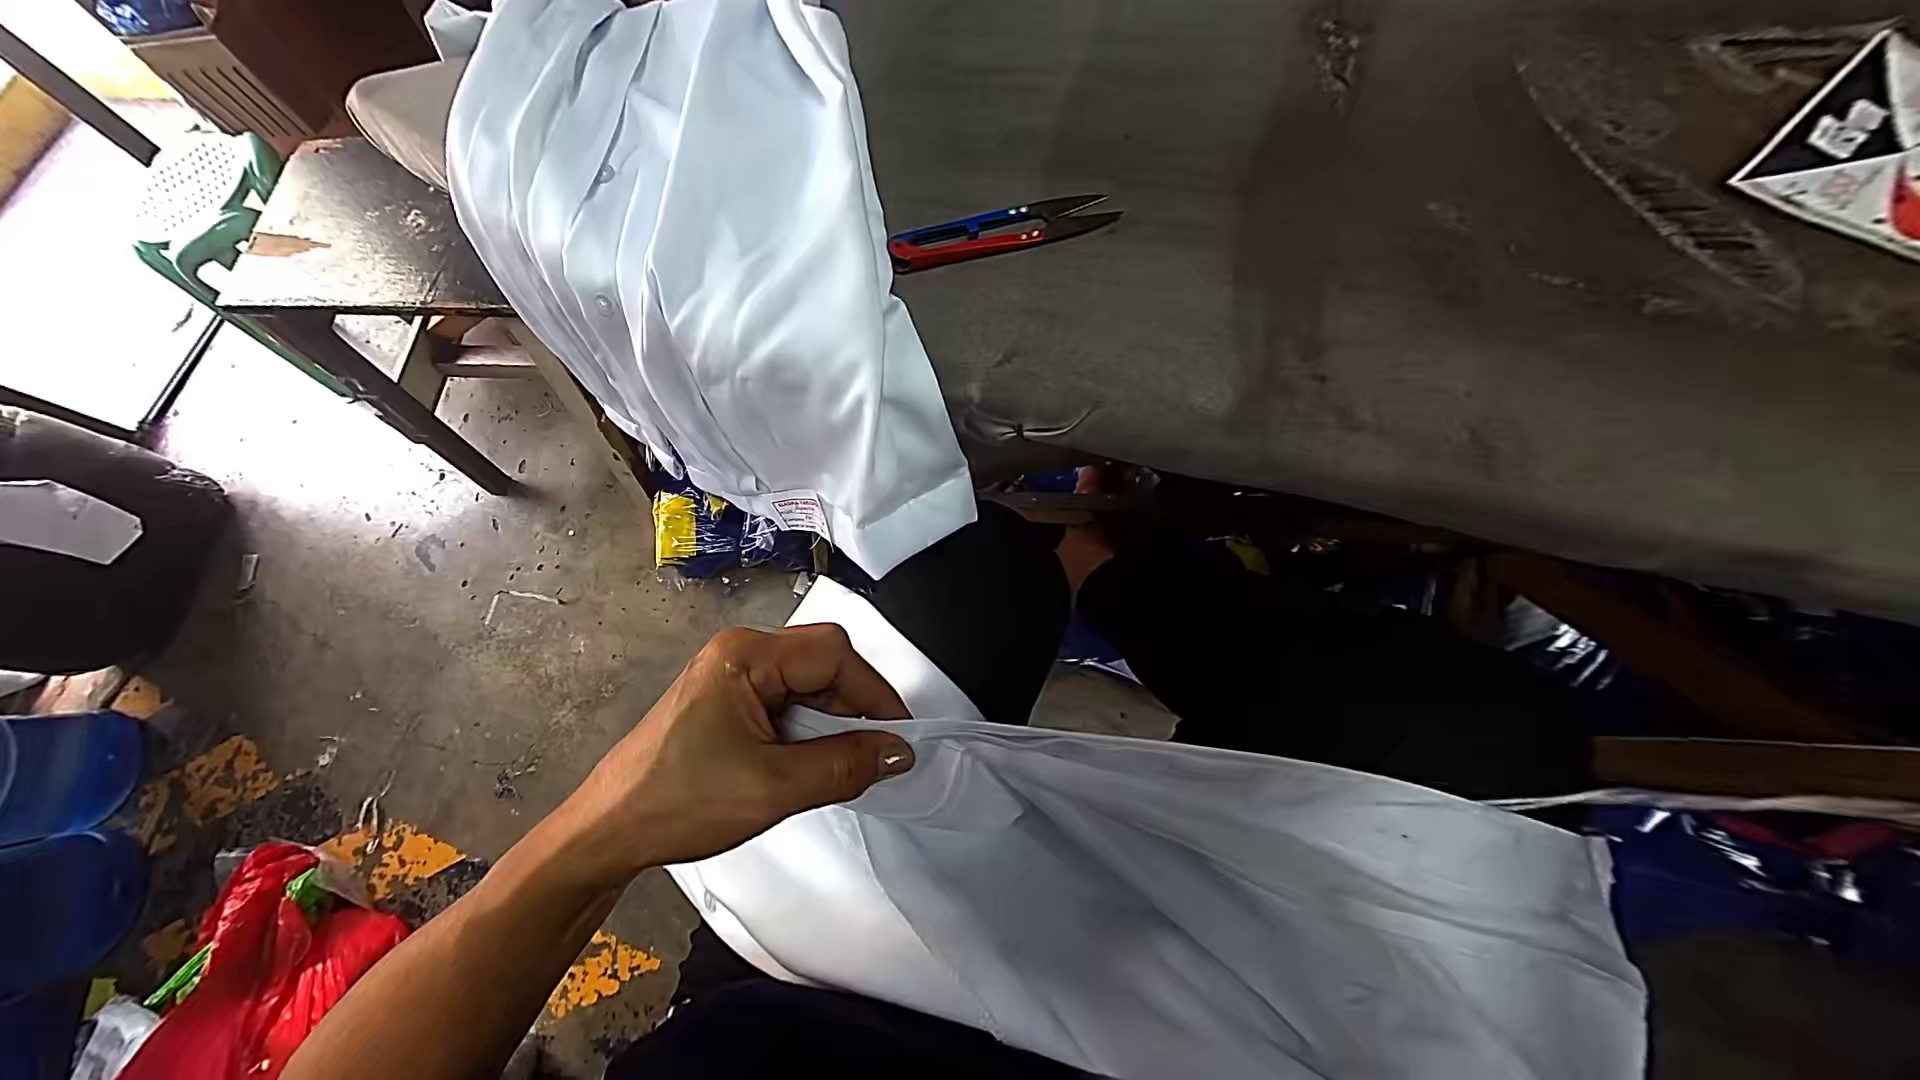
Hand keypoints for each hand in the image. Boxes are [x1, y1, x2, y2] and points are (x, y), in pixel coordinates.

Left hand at [550, 624, 914, 886]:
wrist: (608, 831)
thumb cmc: (670, 802)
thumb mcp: (772, 789)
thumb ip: (844, 766)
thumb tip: (895, 751)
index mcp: (744, 656)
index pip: (834, 655)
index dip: (874, 694)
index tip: (898, 734)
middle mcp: (739, 652)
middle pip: (824, 661)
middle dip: (854, 706)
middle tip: (874, 750)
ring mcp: (734, 672)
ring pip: (810, 680)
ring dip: (833, 719)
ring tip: (837, 760)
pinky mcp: (733, 695)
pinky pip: (790, 697)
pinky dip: (811, 726)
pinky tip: (811, 757)